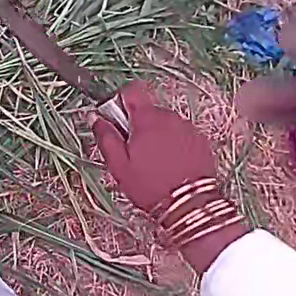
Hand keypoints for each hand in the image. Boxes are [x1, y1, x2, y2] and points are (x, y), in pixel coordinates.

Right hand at [92, 83, 247, 273]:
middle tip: (131, 150)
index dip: (119, 101)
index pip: (131, 91)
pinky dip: (171, 144)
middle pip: (147, 109)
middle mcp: (170, 117)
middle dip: (136, 124)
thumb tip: (95, 118)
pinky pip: (179, 134)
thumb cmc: (150, 186)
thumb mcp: (118, 165)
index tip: (115, 119)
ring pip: (164, 122)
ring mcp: (188, 128)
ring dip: (154, 135)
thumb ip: (105, 136)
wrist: (190, 205)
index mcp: (147, 119)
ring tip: (150, 162)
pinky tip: (167, 165)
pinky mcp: (200, 141)